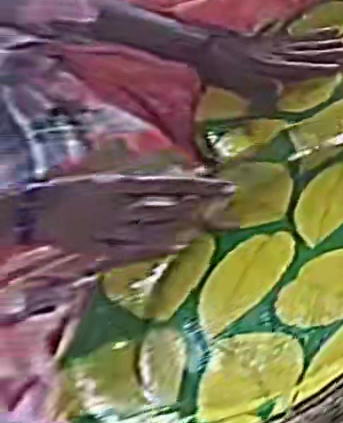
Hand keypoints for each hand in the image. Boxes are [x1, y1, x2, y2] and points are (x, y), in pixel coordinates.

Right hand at [16, 173, 232, 259]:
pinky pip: (129, 250)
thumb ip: (157, 180)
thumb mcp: (119, 179)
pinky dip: (157, 248)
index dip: (203, 187)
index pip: (172, 185)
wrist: (31, 211)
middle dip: (199, 209)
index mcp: (123, 186)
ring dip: (184, 229)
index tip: (231, 188)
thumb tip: (200, 172)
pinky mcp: (92, 247)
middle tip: (224, 208)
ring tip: (207, 226)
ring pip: (152, 230)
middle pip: (167, 208)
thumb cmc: (84, 190)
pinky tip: (179, 245)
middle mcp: (116, 207)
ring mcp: (104, 229)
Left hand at [200, 31, 342, 95]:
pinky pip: (298, 35)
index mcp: (274, 70)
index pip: (305, 69)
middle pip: (311, 54)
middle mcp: (280, 57)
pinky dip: (314, 33)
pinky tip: (326, 30)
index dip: (324, 67)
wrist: (202, 49)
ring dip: (327, 42)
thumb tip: (281, 104)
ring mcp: (278, 46)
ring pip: (308, 44)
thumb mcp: (238, 88)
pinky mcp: (273, 38)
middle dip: (332, 53)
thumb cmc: (220, 72)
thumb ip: (262, 95)